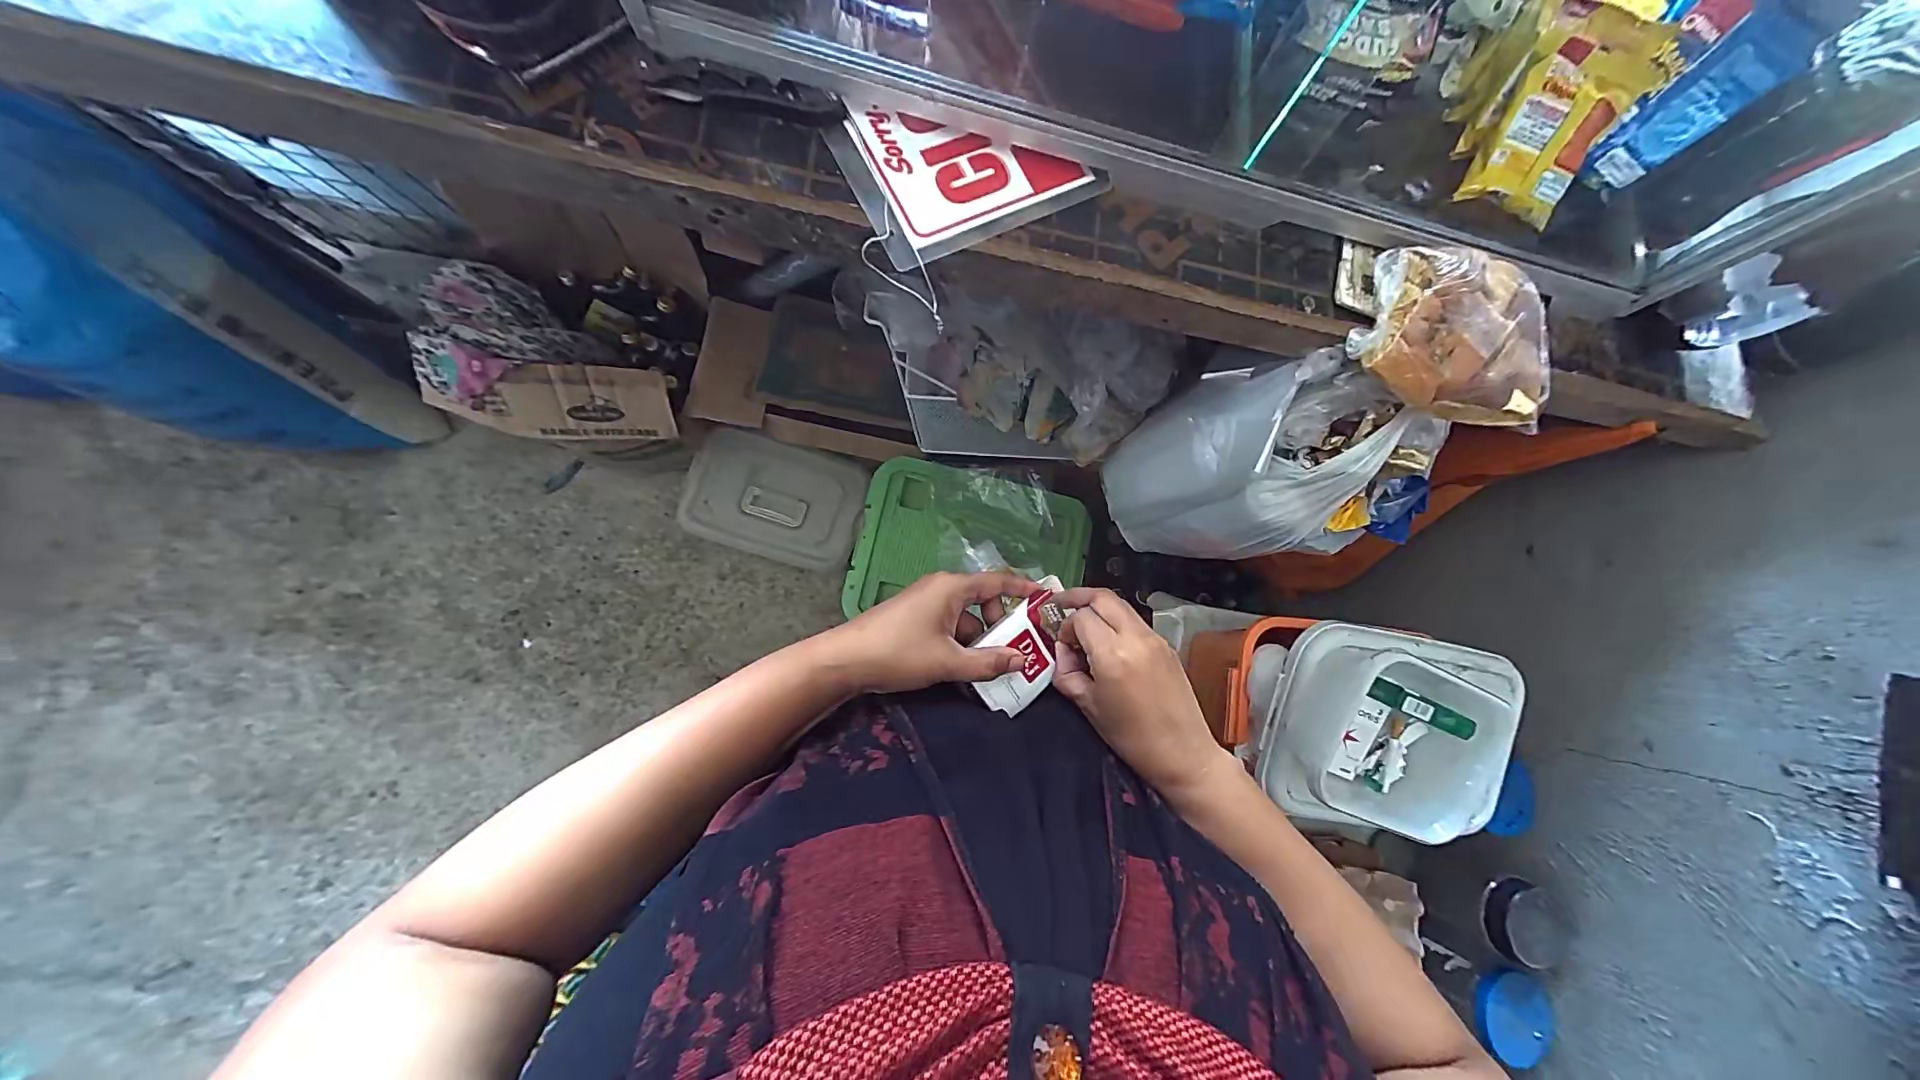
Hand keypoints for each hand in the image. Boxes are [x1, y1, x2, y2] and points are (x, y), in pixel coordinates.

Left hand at [816, 572, 1043, 694]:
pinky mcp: (915, 617)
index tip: (1045, 598)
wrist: (845, 660)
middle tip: (1014, 649)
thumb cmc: (899, 653)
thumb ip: (988, 663)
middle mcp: (941, 588)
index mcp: (953, 587)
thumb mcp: (948, 662)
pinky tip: (962, 666)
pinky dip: (961, 641)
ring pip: (965, 616)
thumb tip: (1022, 661)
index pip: (998, 581)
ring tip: (989, 665)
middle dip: (1001, 623)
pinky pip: (949, 624)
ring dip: (979, 637)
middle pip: (983, 600)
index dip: (1024, 589)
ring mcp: (926, 602)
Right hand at [1053, 588, 1234, 798]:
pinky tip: (1107, 644)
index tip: (1061, 645)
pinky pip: (1134, 622)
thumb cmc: (1131, 737)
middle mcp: (1136, 638)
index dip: (1065, 626)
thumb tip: (1063, 651)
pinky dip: (1116, 622)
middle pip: (1102, 597)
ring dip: (1098, 609)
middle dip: (1078, 599)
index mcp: (1113, 654)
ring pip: (1120, 605)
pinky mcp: (1166, 645)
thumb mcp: (1087, 705)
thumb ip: (1067, 671)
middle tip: (1061, 608)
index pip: (1081, 617)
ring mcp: (1155, 639)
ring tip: (1084, 628)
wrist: (1183, 753)